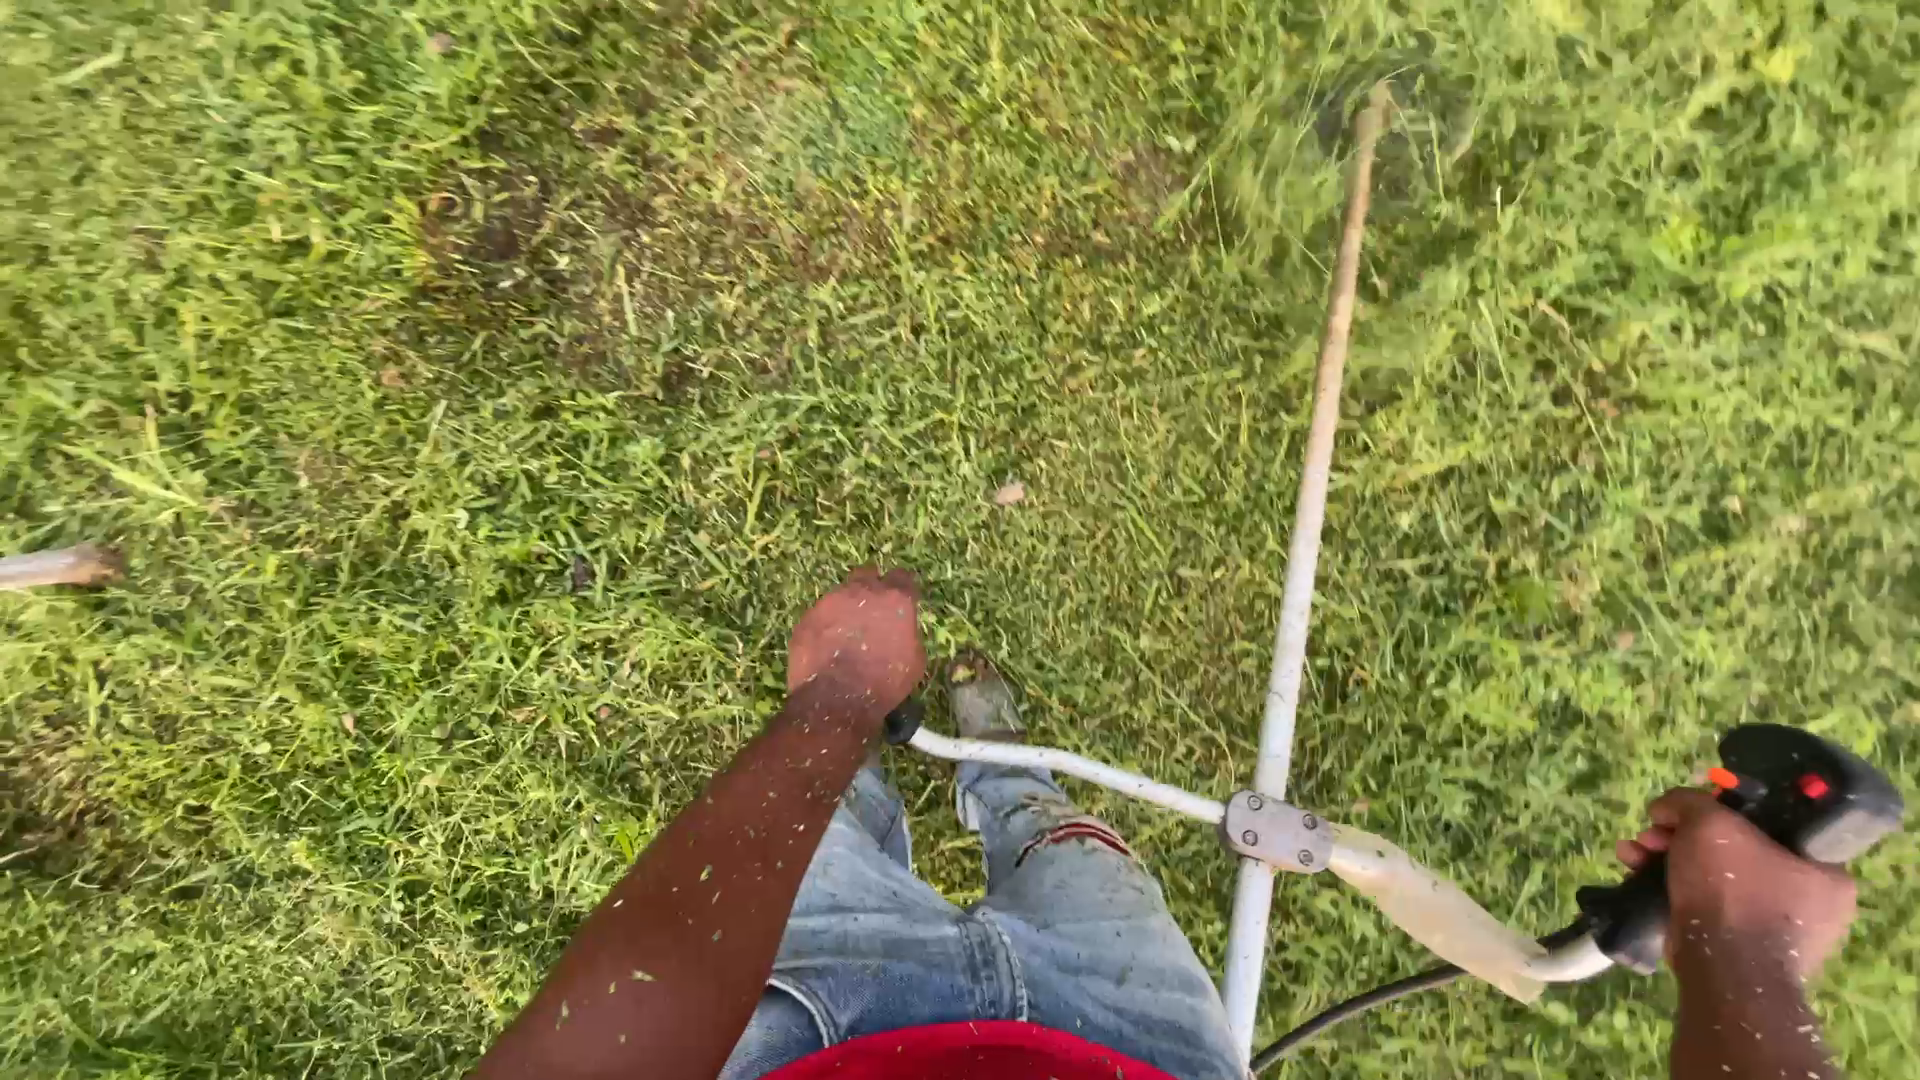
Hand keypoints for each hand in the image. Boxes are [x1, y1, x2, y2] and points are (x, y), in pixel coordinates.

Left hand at [786, 567, 925, 712]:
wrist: (837, 698)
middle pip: (868, 575)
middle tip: (872, 611)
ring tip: (847, 633)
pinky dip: (826, 624)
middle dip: (871, 588)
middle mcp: (864, 591)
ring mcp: (832, 600)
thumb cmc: (885, 682)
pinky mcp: (809, 615)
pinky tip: (827, 645)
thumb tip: (901, 630)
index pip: (902, 578)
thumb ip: (908, 634)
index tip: (900, 602)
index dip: (902, 590)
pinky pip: (821, 614)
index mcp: (896, 599)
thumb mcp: (914, 660)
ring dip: (847, 607)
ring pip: (842, 593)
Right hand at [1617, 788, 1856, 979]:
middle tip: (1651, 835)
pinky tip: (1633, 870)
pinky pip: (1699, 897)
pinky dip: (1664, 880)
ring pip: (1707, 871)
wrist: (1724, 964)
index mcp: (1823, 872)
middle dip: (1677, 835)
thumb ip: (1689, 801)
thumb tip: (1667, 809)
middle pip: (1729, 847)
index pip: (1768, 825)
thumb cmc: (1731, 889)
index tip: (1684, 814)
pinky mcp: (1738, 939)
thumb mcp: (1709, 823)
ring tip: (1632, 852)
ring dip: (1661, 854)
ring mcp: (1773, 924)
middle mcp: (1807, 899)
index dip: (1719, 812)